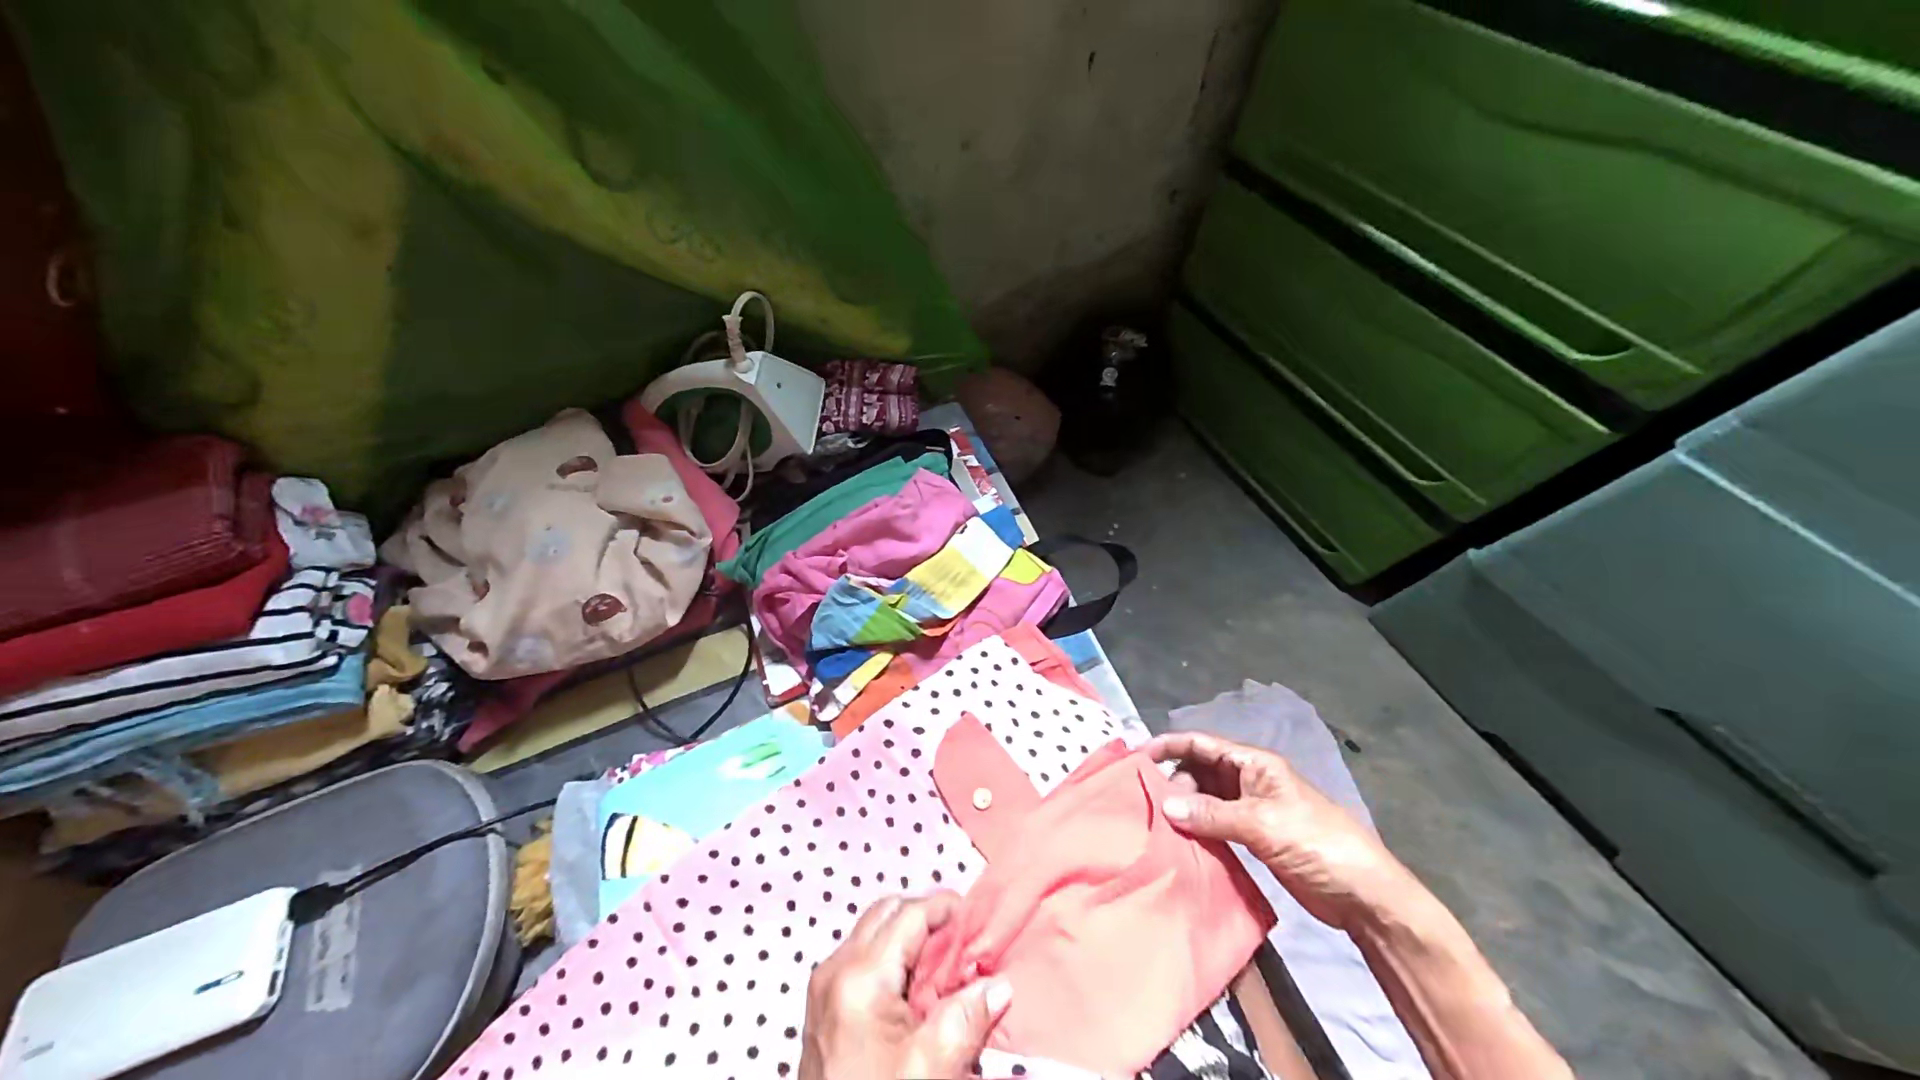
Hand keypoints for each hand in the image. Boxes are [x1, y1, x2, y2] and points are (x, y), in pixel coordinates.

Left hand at [798, 892, 1013, 1079]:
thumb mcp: (932, 1070)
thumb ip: (967, 1017)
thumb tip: (998, 985)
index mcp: (860, 977)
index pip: (909, 914)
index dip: (945, 909)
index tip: (976, 918)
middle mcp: (835, 969)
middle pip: (886, 912)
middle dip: (926, 917)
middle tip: (962, 940)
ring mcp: (824, 987)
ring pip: (872, 932)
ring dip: (908, 936)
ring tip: (944, 964)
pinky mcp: (823, 1006)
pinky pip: (860, 958)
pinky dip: (891, 957)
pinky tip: (916, 988)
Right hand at [1148, 731, 1415, 929]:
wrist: (1362, 895)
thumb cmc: (1316, 843)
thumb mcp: (1263, 824)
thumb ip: (1212, 814)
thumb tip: (1166, 806)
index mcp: (1254, 764)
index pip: (1202, 744)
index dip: (1170, 745)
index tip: (1138, 757)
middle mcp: (1248, 780)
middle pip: (1199, 769)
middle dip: (1172, 780)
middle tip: (1146, 801)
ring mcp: (1250, 809)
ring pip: (1204, 798)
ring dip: (1182, 806)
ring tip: (1154, 820)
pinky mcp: (1252, 837)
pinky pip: (1213, 823)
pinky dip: (1195, 827)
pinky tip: (1178, 839)